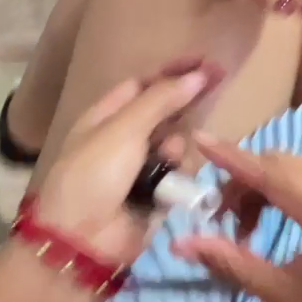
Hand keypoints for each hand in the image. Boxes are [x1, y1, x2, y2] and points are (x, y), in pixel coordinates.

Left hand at [31, 58, 222, 265]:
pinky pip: (178, 173)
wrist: (83, 240)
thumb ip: (161, 100)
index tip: (205, 61)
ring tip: (165, 158)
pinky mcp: (157, 194)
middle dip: (186, 100)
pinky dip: (177, 174)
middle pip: (164, 111)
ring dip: (175, 146)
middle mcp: (124, 138)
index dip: (173, 71)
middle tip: (219, 81)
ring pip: (175, 143)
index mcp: (106, 116)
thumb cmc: (94, 174)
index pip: (144, 84)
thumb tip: (198, 74)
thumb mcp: (124, 129)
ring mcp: (141, 167)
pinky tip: (169, 183)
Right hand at [175, 134, 301, 301]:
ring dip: (262, 186)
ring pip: (295, 166)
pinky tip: (271, 217)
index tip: (199, 140)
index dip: (234, 158)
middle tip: (218, 219)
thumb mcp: (283, 298)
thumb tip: (179, 243)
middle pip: (283, 164)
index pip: (275, 175)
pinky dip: (284, 188)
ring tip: (244, 228)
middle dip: (243, 182)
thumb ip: (232, 262)